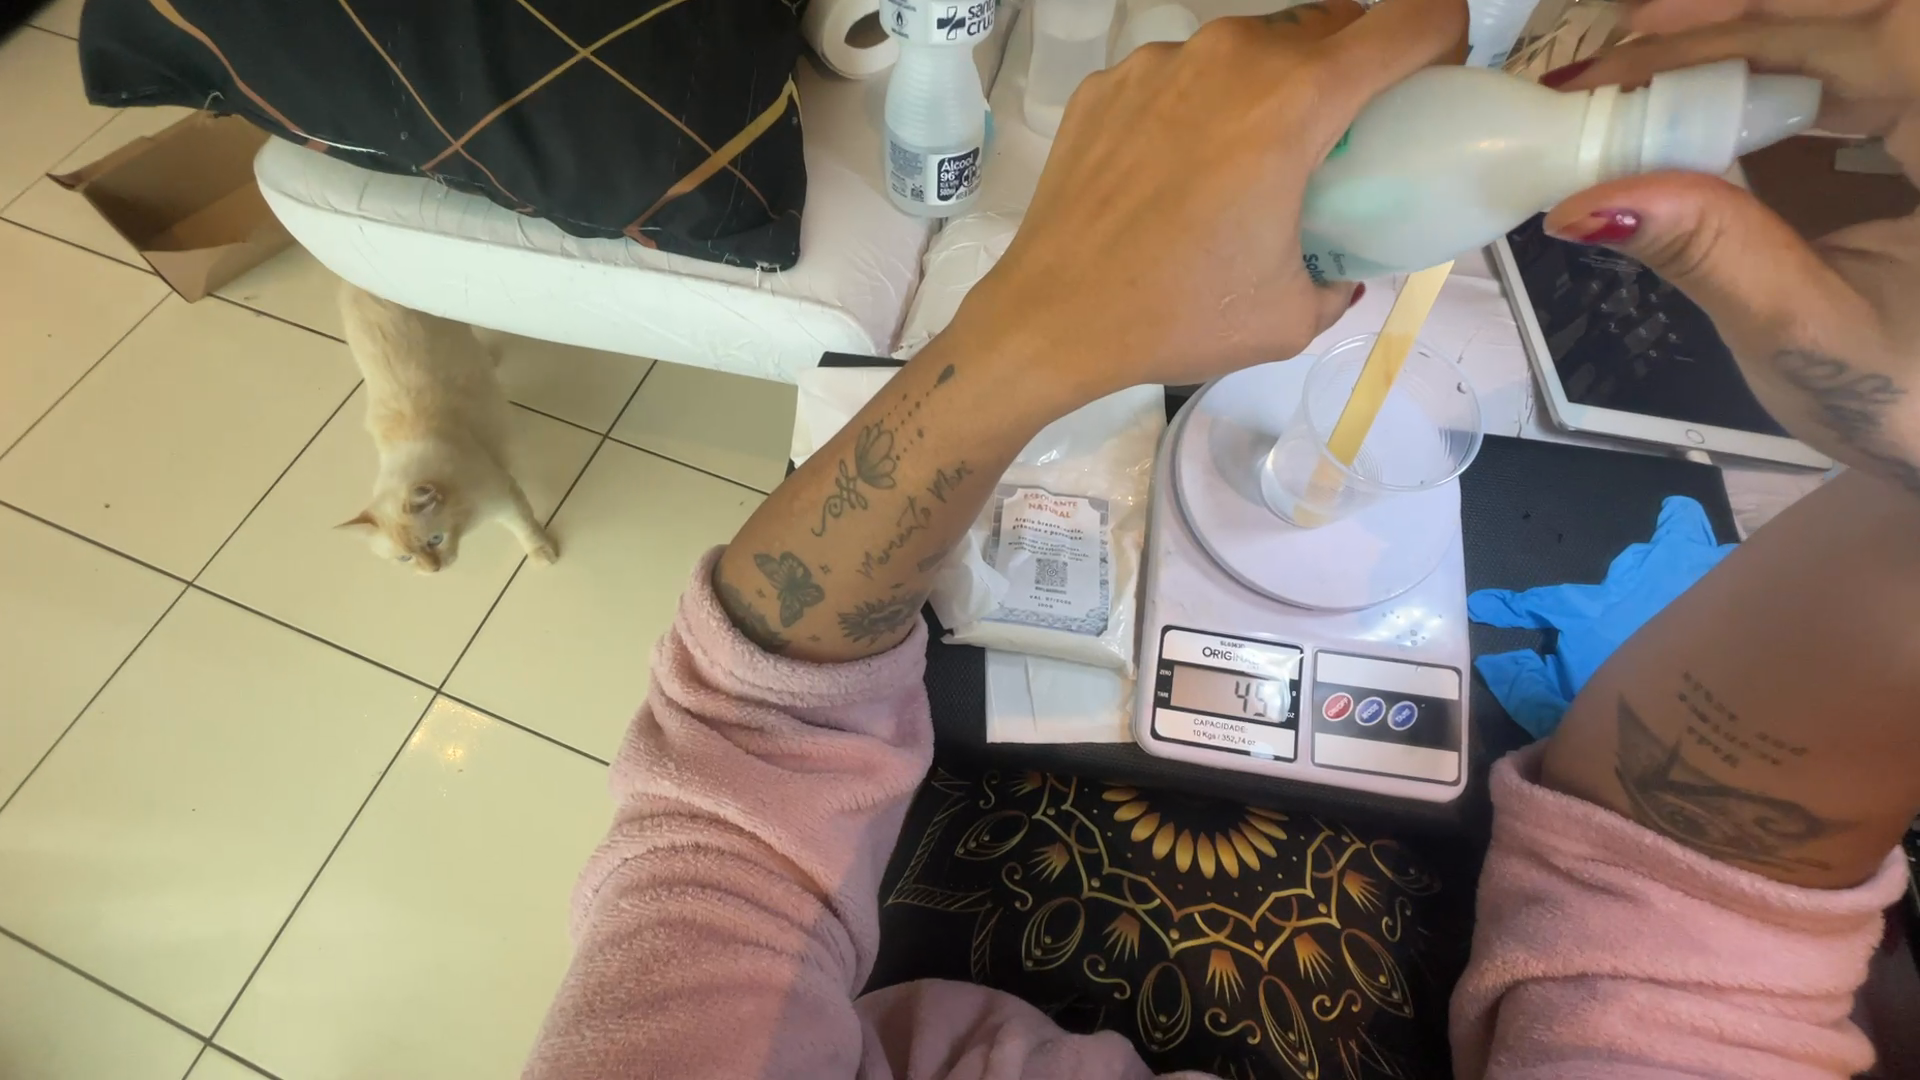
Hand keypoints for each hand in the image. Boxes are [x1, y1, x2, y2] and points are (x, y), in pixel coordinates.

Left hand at [951, 0, 1466, 406]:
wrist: (1050, 321)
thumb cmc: (1171, 319)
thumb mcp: (1283, 320)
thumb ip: (1336, 287)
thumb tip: (1342, 276)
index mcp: (1295, 102)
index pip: (1414, 19)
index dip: (1438, 45)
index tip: (1422, 88)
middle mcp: (1230, 56)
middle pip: (1328, 24)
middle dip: (1350, 68)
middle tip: (1330, 137)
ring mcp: (1157, 64)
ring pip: (1244, 48)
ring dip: (1264, 86)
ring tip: (1236, 160)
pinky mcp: (1104, 88)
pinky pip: (1173, 77)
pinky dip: (1189, 108)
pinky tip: (1164, 172)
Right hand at [1543, 0, 1919, 491]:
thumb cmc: (1907, 397)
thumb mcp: (1799, 331)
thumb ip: (1705, 251)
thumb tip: (1583, 206)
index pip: (1873, 33)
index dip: (1742, 24)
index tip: (1625, 43)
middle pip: (1869, 19)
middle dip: (1735, 25)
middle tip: (1613, 56)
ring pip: (1866, 42)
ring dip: (1752, 50)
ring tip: (1642, 77)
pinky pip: (1871, 82)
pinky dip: (1783, 86)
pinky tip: (1707, 109)